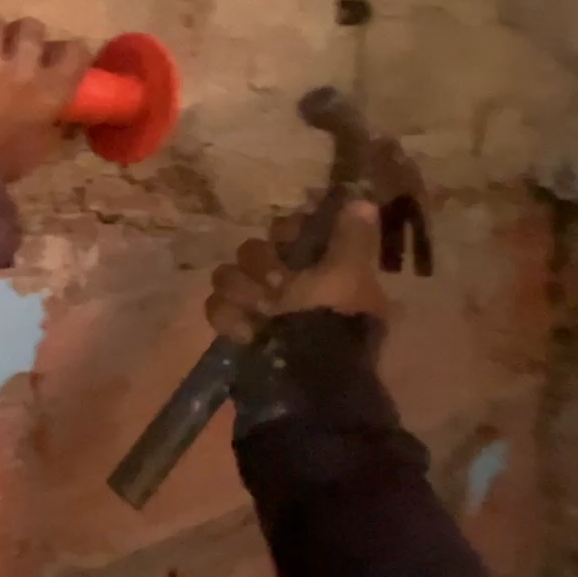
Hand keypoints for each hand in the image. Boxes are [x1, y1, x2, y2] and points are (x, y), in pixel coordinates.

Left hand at [0, 16, 90, 182]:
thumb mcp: (33, 155)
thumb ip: (49, 129)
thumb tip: (59, 120)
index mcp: (49, 90)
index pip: (74, 52)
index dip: (64, 53)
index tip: (53, 60)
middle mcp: (19, 64)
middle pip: (30, 27)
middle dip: (20, 36)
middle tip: (8, 50)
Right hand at [205, 197, 391, 342]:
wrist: (305, 377)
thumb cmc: (329, 320)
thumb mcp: (346, 276)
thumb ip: (350, 240)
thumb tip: (361, 199)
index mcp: (321, 268)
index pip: (288, 230)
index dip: (284, 232)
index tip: (287, 243)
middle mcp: (289, 282)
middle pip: (252, 251)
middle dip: (260, 268)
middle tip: (277, 286)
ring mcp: (259, 305)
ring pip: (228, 277)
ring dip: (243, 295)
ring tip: (260, 315)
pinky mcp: (236, 326)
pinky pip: (216, 307)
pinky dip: (230, 319)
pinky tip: (248, 333)